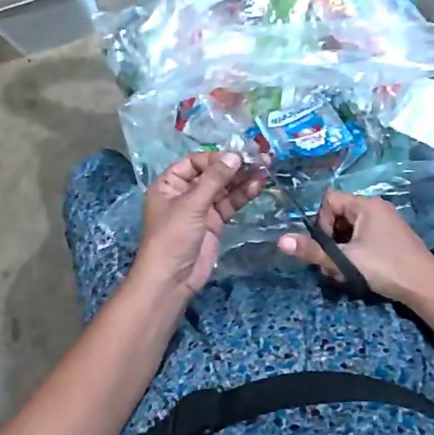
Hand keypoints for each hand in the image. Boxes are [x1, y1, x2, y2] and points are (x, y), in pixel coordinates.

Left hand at [135, 152, 265, 296]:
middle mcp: (184, 193)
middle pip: (211, 174)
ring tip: (264, 170)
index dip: (215, 158)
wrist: (172, 279)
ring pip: (223, 189)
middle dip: (233, 167)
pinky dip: (242, 196)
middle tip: (259, 159)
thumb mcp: (191, 204)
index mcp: (169, 184)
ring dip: (242, 180)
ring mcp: (199, 209)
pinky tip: (257, 186)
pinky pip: (228, 204)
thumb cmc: (174, 236)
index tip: (238, 156)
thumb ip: (214, 179)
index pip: (193, 162)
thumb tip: (234, 156)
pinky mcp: (213, 223)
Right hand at [277, 191, 433, 305]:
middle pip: (338, 215)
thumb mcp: (345, 260)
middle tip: (332, 263)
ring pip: (350, 229)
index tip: (327, 244)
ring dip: (341, 249)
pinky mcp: (392, 237)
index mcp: (366, 205)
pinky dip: (355, 252)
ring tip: (344, 271)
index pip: (329, 199)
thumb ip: (312, 250)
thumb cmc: (386, 268)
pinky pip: (363, 237)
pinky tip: (358, 271)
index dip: (321, 221)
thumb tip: (280, 240)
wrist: (427, 288)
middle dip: (330, 239)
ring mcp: (386, 222)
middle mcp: (376, 207)